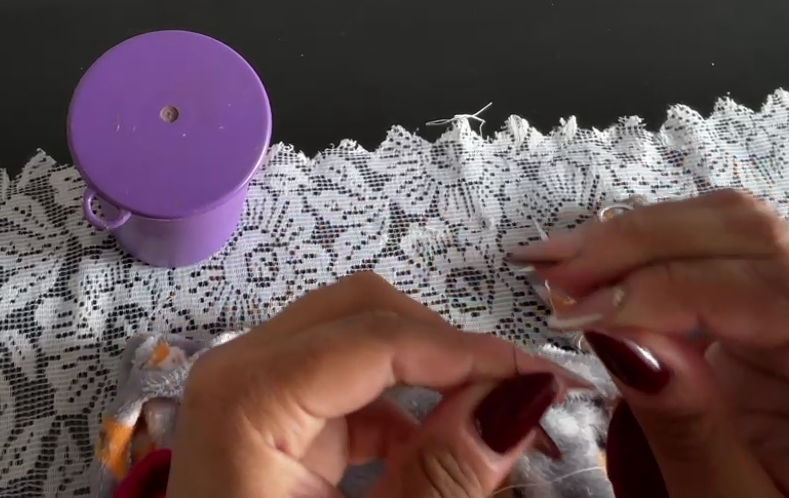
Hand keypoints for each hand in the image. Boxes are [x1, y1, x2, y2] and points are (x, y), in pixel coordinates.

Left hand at [168, 272, 581, 497]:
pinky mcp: (263, 407)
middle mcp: (240, 364)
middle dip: (443, 345)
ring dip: (424, 367)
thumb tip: (520, 403)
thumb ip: (439, 478)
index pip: (375, 335)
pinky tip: (439, 444)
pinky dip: (395, 401)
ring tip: (492, 416)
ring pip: (351, 332)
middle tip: (520, 393)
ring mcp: (247, 380)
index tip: (547, 377)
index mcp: (248, 393)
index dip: (466, 350)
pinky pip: (338, 376)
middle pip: (358, 310)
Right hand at [512, 190, 788, 496]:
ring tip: (558, 268)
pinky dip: (648, 259)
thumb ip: (697, 439)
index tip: (582, 313)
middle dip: (640, 242)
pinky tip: (597, 278)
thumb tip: (615, 329)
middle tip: (550, 274)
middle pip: (761, 240)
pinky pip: (719, 262)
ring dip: (635, 239)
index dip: (673, 285)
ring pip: (735, 233)